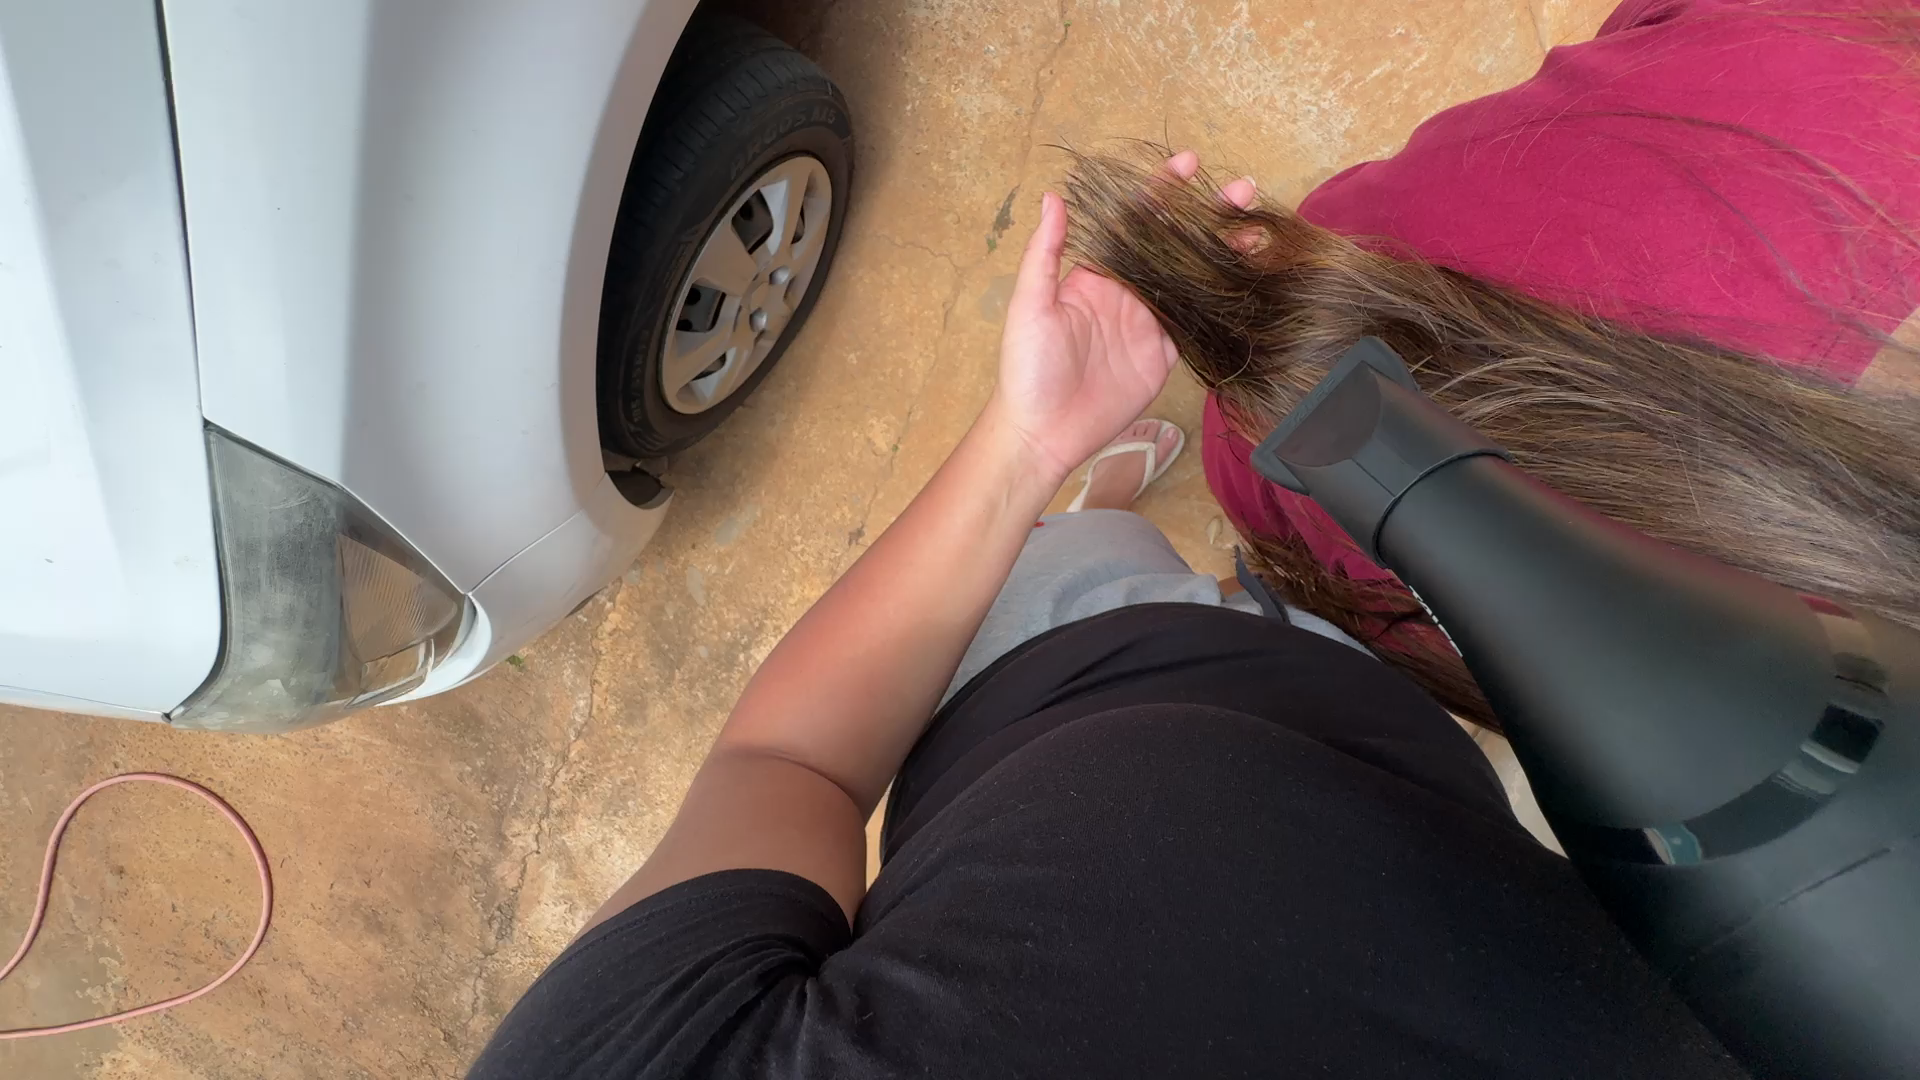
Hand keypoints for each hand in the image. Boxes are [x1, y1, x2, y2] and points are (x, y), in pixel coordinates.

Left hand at [984, 152, 1257, 482]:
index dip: (1160, 193)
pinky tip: (1247, 277)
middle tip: (1241, 191)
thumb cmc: (1026, 369)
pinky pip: (1197, 324)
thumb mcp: (1030, 307)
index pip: (1132, 224)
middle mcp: (1126, 295)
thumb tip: (1052, 197)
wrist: (1043, 433)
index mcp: (1095, 277)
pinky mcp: (1163, 358)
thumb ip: (1045, 255)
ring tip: (1254, 227)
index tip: (1187, 165)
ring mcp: (1147, 326)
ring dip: (1222, 253)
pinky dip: (1222, 302)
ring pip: (1193, 281)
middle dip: (1206, 216)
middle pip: (1173, 247)